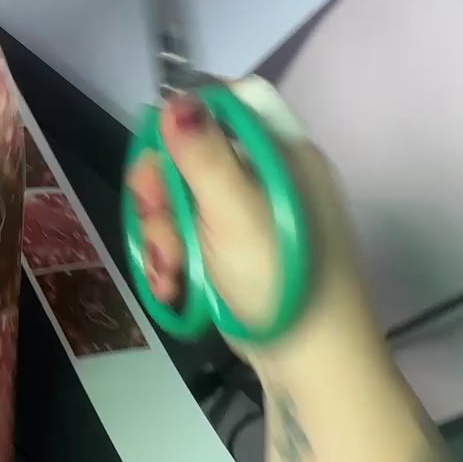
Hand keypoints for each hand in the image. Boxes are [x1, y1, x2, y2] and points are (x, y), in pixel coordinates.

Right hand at [123, 80, 383, 373]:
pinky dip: (168, 255)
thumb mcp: (235, 213)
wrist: (306, 364)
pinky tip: (171, 281)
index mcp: (280, 154)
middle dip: (159, 191)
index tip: (159, 147)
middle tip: (156, 219)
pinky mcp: (226, 244)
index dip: (186, 114)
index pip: (227, 102)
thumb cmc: (280, 280)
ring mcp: (242, 212)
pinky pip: (178, 229)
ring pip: (173, 196)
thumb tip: (175, 97)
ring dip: (159, 234)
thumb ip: (203, 154)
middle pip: (184, 153)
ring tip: (170, 270)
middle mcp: (262, 175)